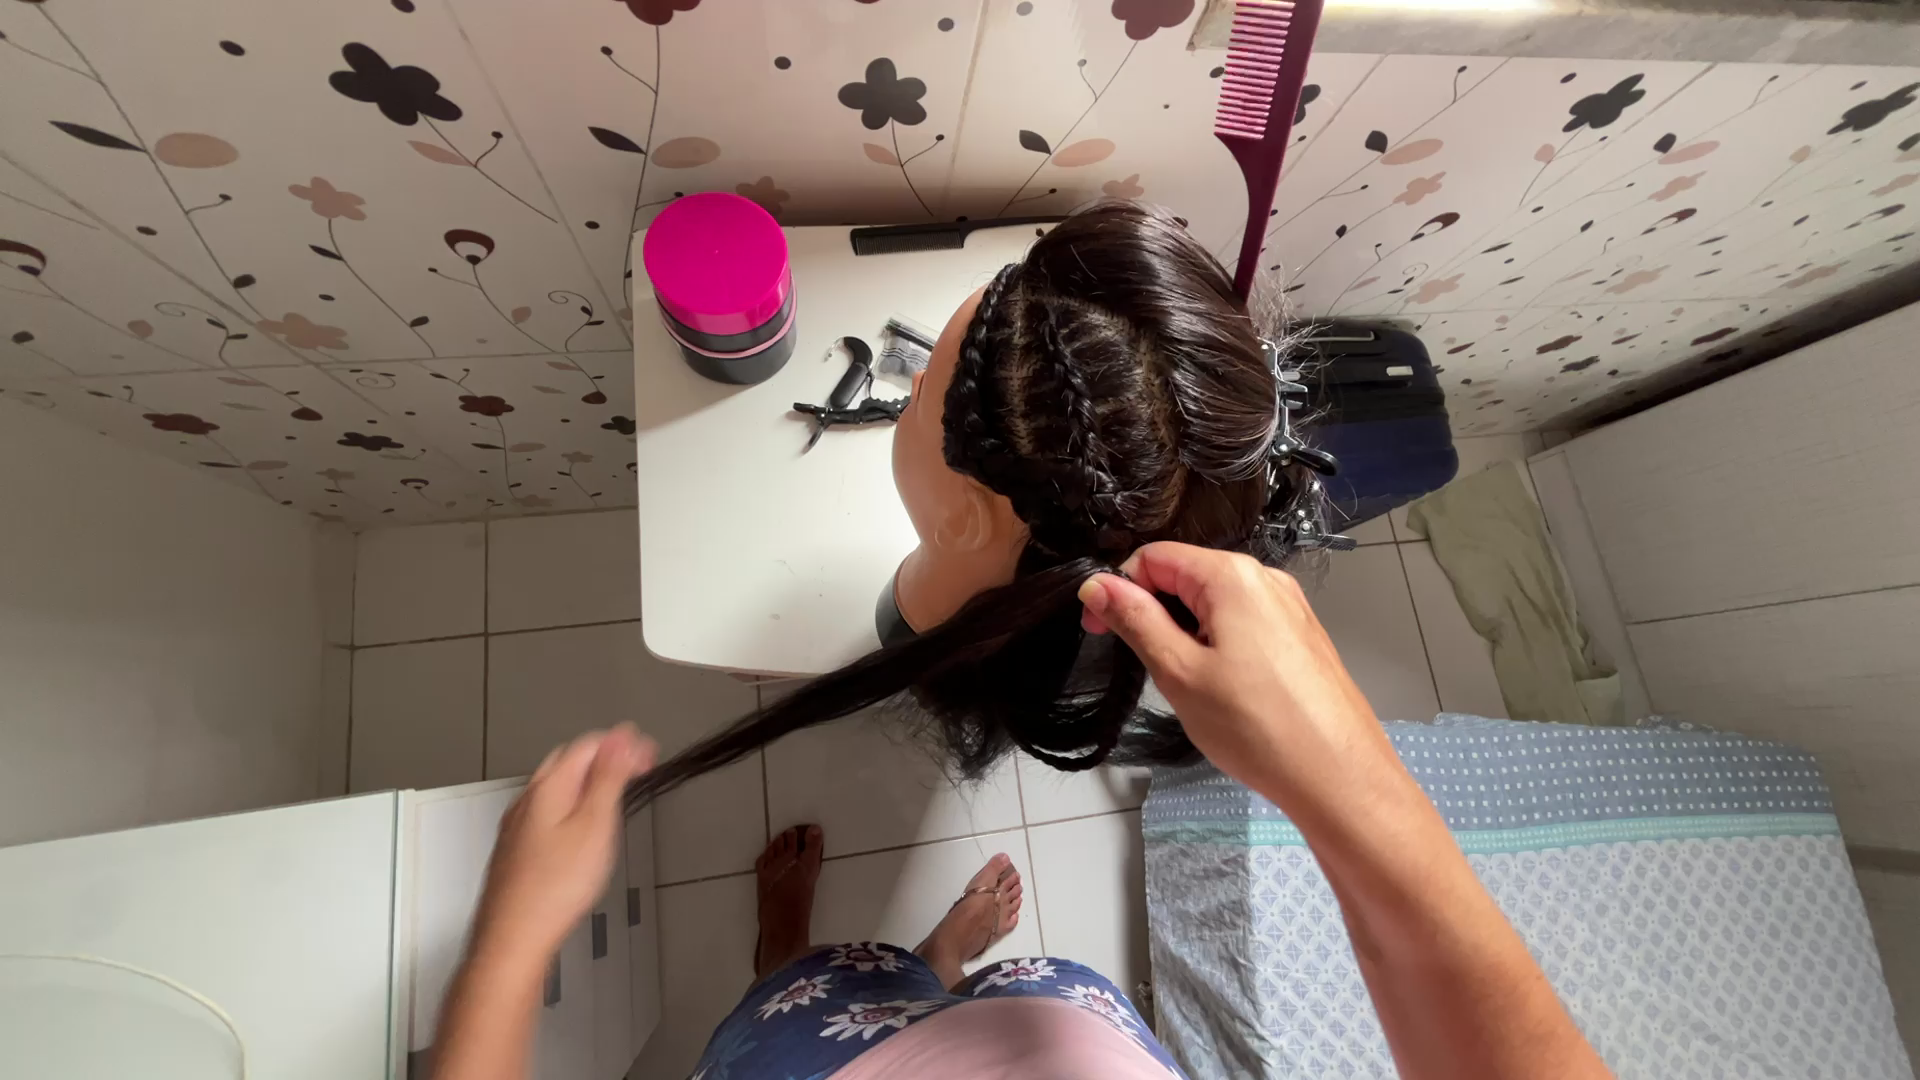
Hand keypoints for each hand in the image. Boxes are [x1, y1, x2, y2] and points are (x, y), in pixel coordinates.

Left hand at [473, 725, 655, 965]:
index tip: (650, 756)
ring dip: (590, 779)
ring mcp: (517, 825)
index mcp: (548, 787)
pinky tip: (585, 824)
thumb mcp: (596, 823)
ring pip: (557, 785)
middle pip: (569, 760)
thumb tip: (622, 737)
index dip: (622, 744)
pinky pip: (548, 809)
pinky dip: (573, 801)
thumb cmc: (558, 886)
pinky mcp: (516, 849)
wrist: (513, 942)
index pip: (589, 745)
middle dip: (605, 757)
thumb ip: (609, 776)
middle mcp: (527, 800)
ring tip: (618, 793)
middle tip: (637, 769)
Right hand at [1077, 543, 1389, 816]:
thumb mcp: (1178, 671)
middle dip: (1151, 611)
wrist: (1341, 780)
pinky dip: (1214, 642)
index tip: (1098, 633)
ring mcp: (1289, 606)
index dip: (1117, 589)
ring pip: (1212, 601)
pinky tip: (1222, 687)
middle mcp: (1264, 578)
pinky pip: (1241, 621)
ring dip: (1182, 630)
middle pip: (1184, 575)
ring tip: (1186, 682)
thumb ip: (1134, 619)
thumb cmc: (1253, 725)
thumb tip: (1095, 584)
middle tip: (1144, 665)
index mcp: (1231, 575)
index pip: (1152, 557)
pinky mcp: (1301, 635)